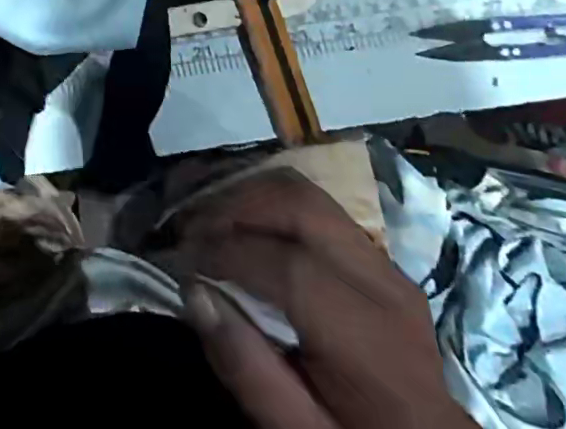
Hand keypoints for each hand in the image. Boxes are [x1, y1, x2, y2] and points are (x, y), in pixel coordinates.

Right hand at [177, 171, 476, 428]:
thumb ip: (249, 372)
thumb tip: (194, 294)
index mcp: (369, 340)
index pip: (290, 268)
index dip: (227, 253)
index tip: (180, 259)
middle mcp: (383, 282)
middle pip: (301, 206)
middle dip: (234, 206)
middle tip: (188, 227)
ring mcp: (385, 260)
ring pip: (308, 192)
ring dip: (249, 195)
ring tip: (208, 219)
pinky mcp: (378, 253)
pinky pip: (316, 204)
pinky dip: (269, 202)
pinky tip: (241, 223)